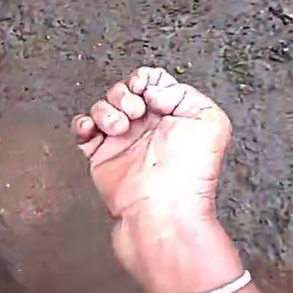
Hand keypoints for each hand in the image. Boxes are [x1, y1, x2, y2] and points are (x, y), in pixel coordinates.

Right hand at [72, 67, 231, 227]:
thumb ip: (183, 93)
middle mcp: (147, 127)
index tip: (146, 91)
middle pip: (124, 90)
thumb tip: (152, 91)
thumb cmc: (190, 175)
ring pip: (102, 106)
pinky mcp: (100, 156)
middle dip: (124, 94)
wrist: (162, 212)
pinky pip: (83, 129)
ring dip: (106, 110)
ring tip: (118, 128)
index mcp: (172, 115)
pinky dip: (83, 123)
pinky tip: (94, 131)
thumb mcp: (209, 120)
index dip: (145, 79)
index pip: (152, 81)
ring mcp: (122, 141)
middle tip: (135, 112)